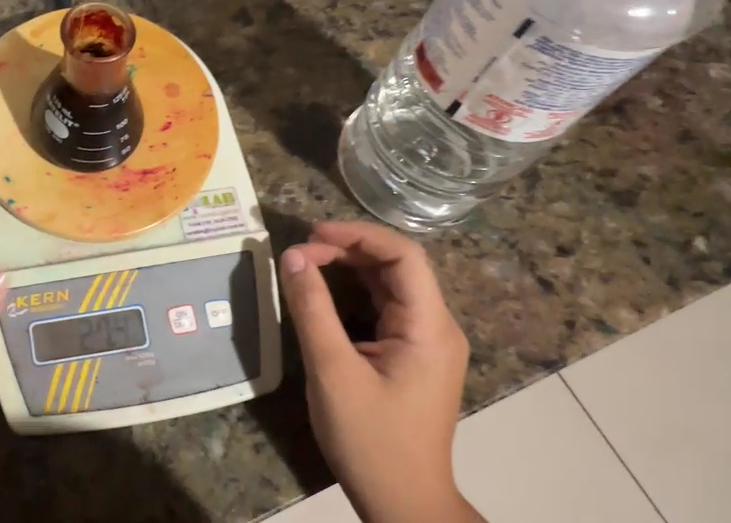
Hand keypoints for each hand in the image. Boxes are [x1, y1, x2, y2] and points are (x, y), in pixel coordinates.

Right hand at [280, 220, 483, 522]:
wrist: (403, 503)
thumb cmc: (371, 440)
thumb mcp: (332, 371)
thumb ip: (312, 308)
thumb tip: (293, 255)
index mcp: (430, 327)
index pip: (404, 255)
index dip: (359, 234)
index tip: (313, 235)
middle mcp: (437, 326)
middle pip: (397, 264)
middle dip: (349, 247)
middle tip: (301, 250)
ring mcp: (427, 341)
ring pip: (390, 282)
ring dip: (350, 264)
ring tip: (307, 260)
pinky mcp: (413, 354)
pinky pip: (385, 304)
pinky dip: (354, 288)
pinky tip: (324, 289)